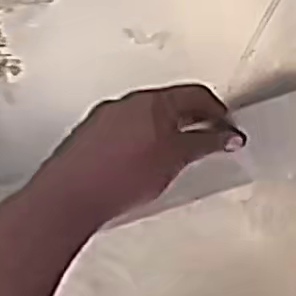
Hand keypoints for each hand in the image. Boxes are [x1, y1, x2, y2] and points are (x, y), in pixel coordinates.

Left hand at [25, 83, 244, 224]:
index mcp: (152, 100)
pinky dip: (145, 140)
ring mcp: (104, 118)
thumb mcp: (179, 158)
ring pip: (148, 116)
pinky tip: (149, 163)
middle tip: (211, 138)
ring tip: (179, 155)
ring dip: (169, 130)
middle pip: (173, 102)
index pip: (197, 94)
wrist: (67, 200)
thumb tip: (226, 137)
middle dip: (195, 119)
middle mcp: (126, 103)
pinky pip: (127, 129)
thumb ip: (208, 143)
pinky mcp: (89, 137)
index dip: (218, 111)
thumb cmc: (117, 177)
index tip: (227, 127)